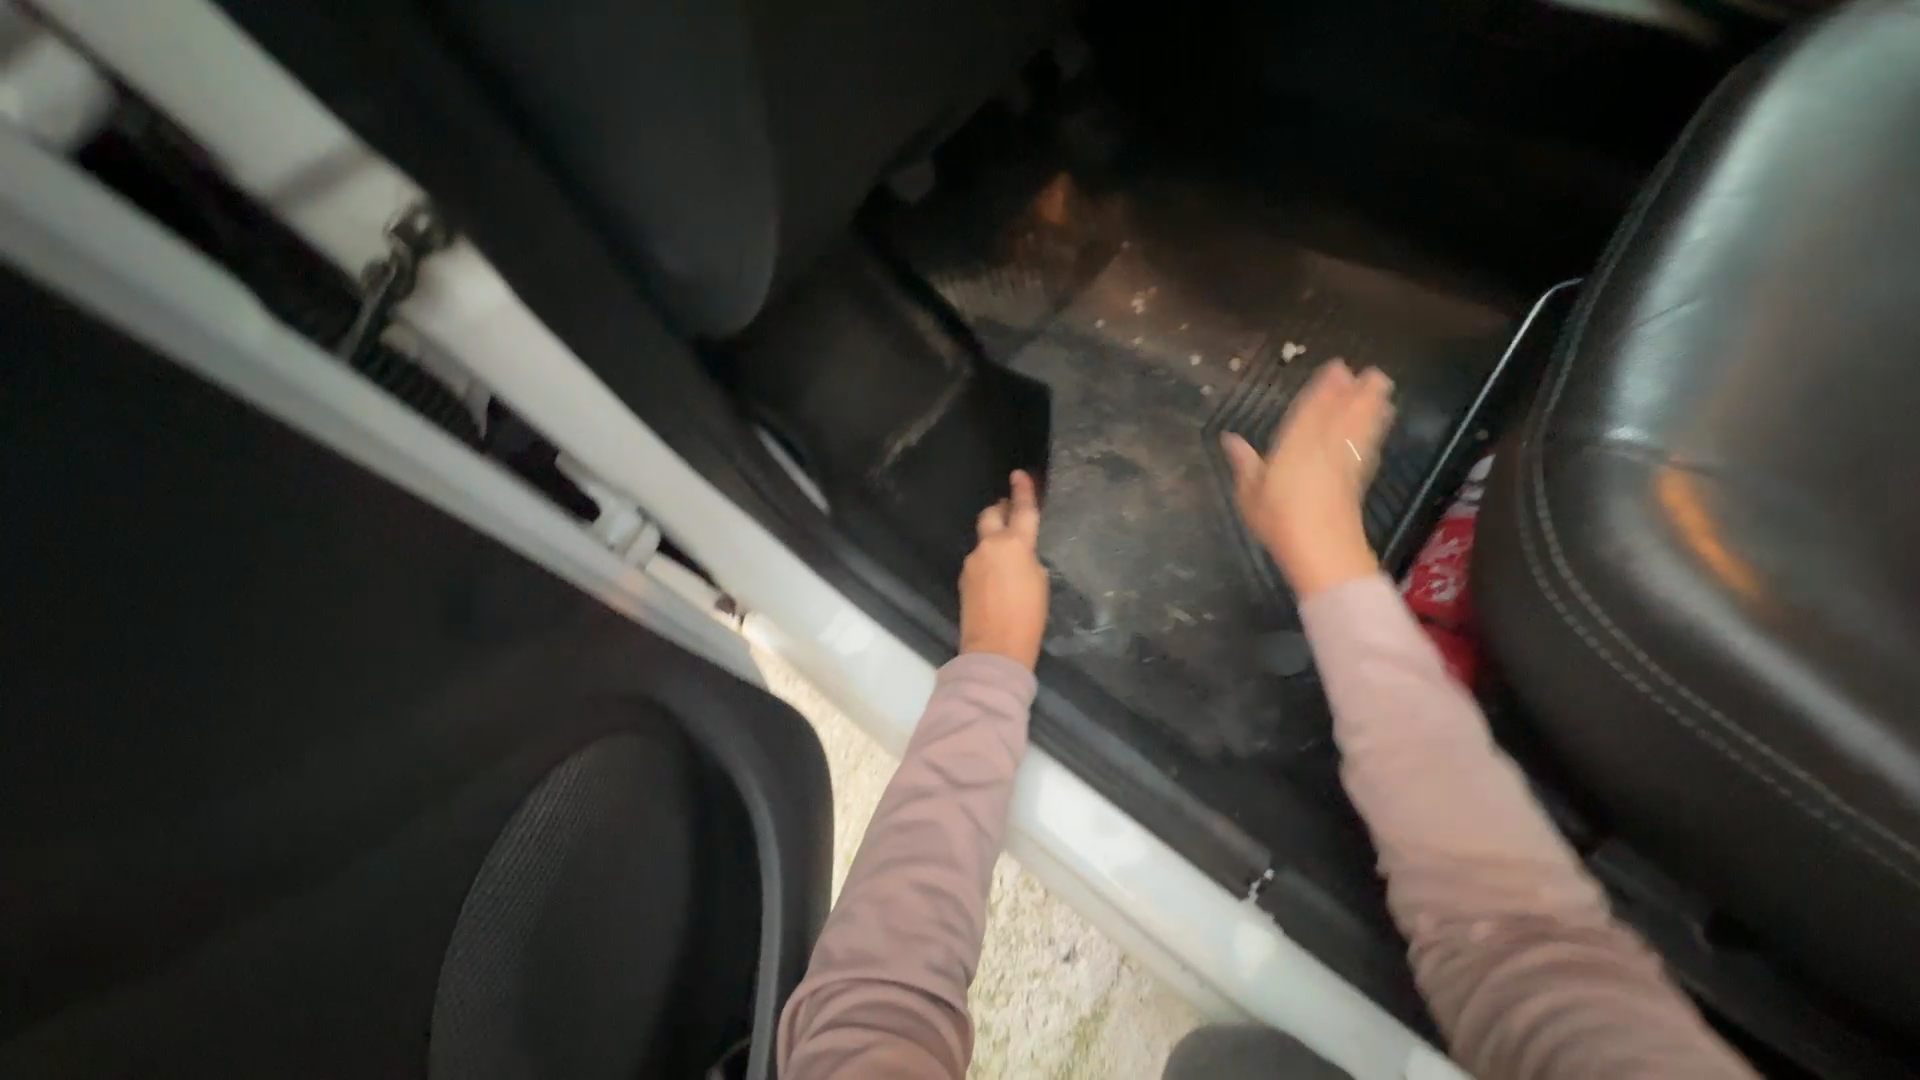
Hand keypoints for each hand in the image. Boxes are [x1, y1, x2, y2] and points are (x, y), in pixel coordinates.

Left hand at [959, 471, 1049, 668]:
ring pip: (984, 540)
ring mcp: (972, 562)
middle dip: (1001, 510)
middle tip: (1011, 510)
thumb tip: (1019, 554)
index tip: (1020, 475)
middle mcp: (989, 547)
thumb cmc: (1028, 617)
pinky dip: (988, 561)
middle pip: (991, 515)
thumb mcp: (1040, 582)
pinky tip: (998, 579)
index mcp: (1015, 544)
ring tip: (1008, 554)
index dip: (1024, 490)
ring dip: (994, 540)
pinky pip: (978, 561)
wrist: (995, 649)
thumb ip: (1028, 559)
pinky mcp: (964, 579)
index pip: (1022, 510)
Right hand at [1222, 362, 1394, 596]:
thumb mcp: (1249, 494)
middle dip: (1357, 394)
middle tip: (1372, 373)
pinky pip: (1366, 449)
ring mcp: (1344, 465)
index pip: (1312, 412)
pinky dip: (1374, 434)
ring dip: (1372, 408)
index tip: (1337, 369)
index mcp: (1295, 448)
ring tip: (1383, 390)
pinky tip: (1379, 428)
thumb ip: (1244, 464)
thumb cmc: (1278, 521)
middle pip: (1343, 416)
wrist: (1321, 551)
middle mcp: (1324, 450)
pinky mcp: (1357, 482)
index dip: (1324, 390)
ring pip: (1360, 429)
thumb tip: (1230, 438)